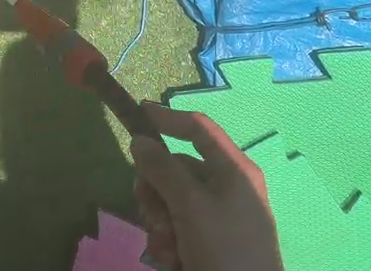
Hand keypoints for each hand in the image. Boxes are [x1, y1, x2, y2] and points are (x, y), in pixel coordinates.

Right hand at [130, 102, 284, 270]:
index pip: (198, 128)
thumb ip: (161, 168)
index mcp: (233, 170)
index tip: (137, 114)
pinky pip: (177, 227)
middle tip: (148, 207)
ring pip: (171, 200)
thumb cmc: (224, 249)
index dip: (168, 117)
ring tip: (164, 243)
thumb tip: (139, 140)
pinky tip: (171, 260)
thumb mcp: (190, 204)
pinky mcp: (210, 245)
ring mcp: (219, 219)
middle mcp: (228, 189)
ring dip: (159, 219)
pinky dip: (168, 240)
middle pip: (177, 168)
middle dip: (156, 189)